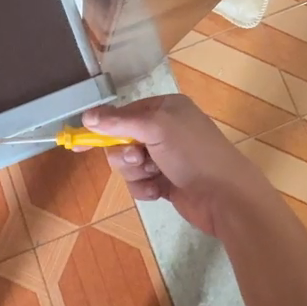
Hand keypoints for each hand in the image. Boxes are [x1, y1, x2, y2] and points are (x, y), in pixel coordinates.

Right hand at [84, 95, 267, 237]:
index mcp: (166, 108)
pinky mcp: (167, 182)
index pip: (125, 113)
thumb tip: (87, 115)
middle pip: (123, 140)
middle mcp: (165, 129)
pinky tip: (159, 192)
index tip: (80, 142)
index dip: (103, 127)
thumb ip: (120, 122)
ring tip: (154, 177)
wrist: (226, 197)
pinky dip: (145, 188)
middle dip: (126, 155)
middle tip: (139, 161)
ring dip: (136, 173)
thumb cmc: (193, 153)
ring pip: (129, 164)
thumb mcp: (156, 128)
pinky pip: (140, 183)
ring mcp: (166, 157)